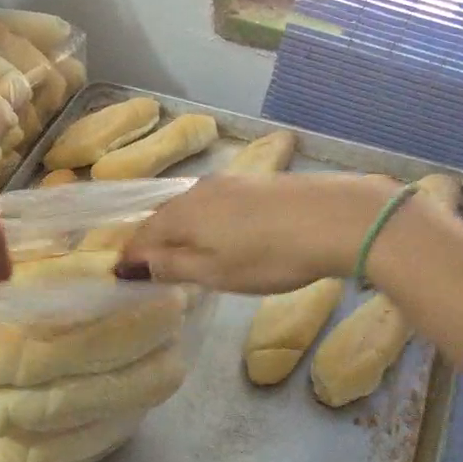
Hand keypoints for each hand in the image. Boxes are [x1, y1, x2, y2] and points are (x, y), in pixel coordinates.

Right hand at [118, 173, 400, 293]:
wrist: (339, 218)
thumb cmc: (270, 255)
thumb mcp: (216, 273)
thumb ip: (172, 267)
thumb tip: (132, 264)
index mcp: (181, 215)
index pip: (141, 236)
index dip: (131, 258)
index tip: (124, 279)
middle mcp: (198, 192)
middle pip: (164, 218)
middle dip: (154, 242)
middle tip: (153, 269)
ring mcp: (230, 183)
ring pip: (191, 208)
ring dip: (182, 231)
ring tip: (187, 254)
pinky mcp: (257, 182)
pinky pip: (216, 204)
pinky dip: (208, 222)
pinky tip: (223, 234)